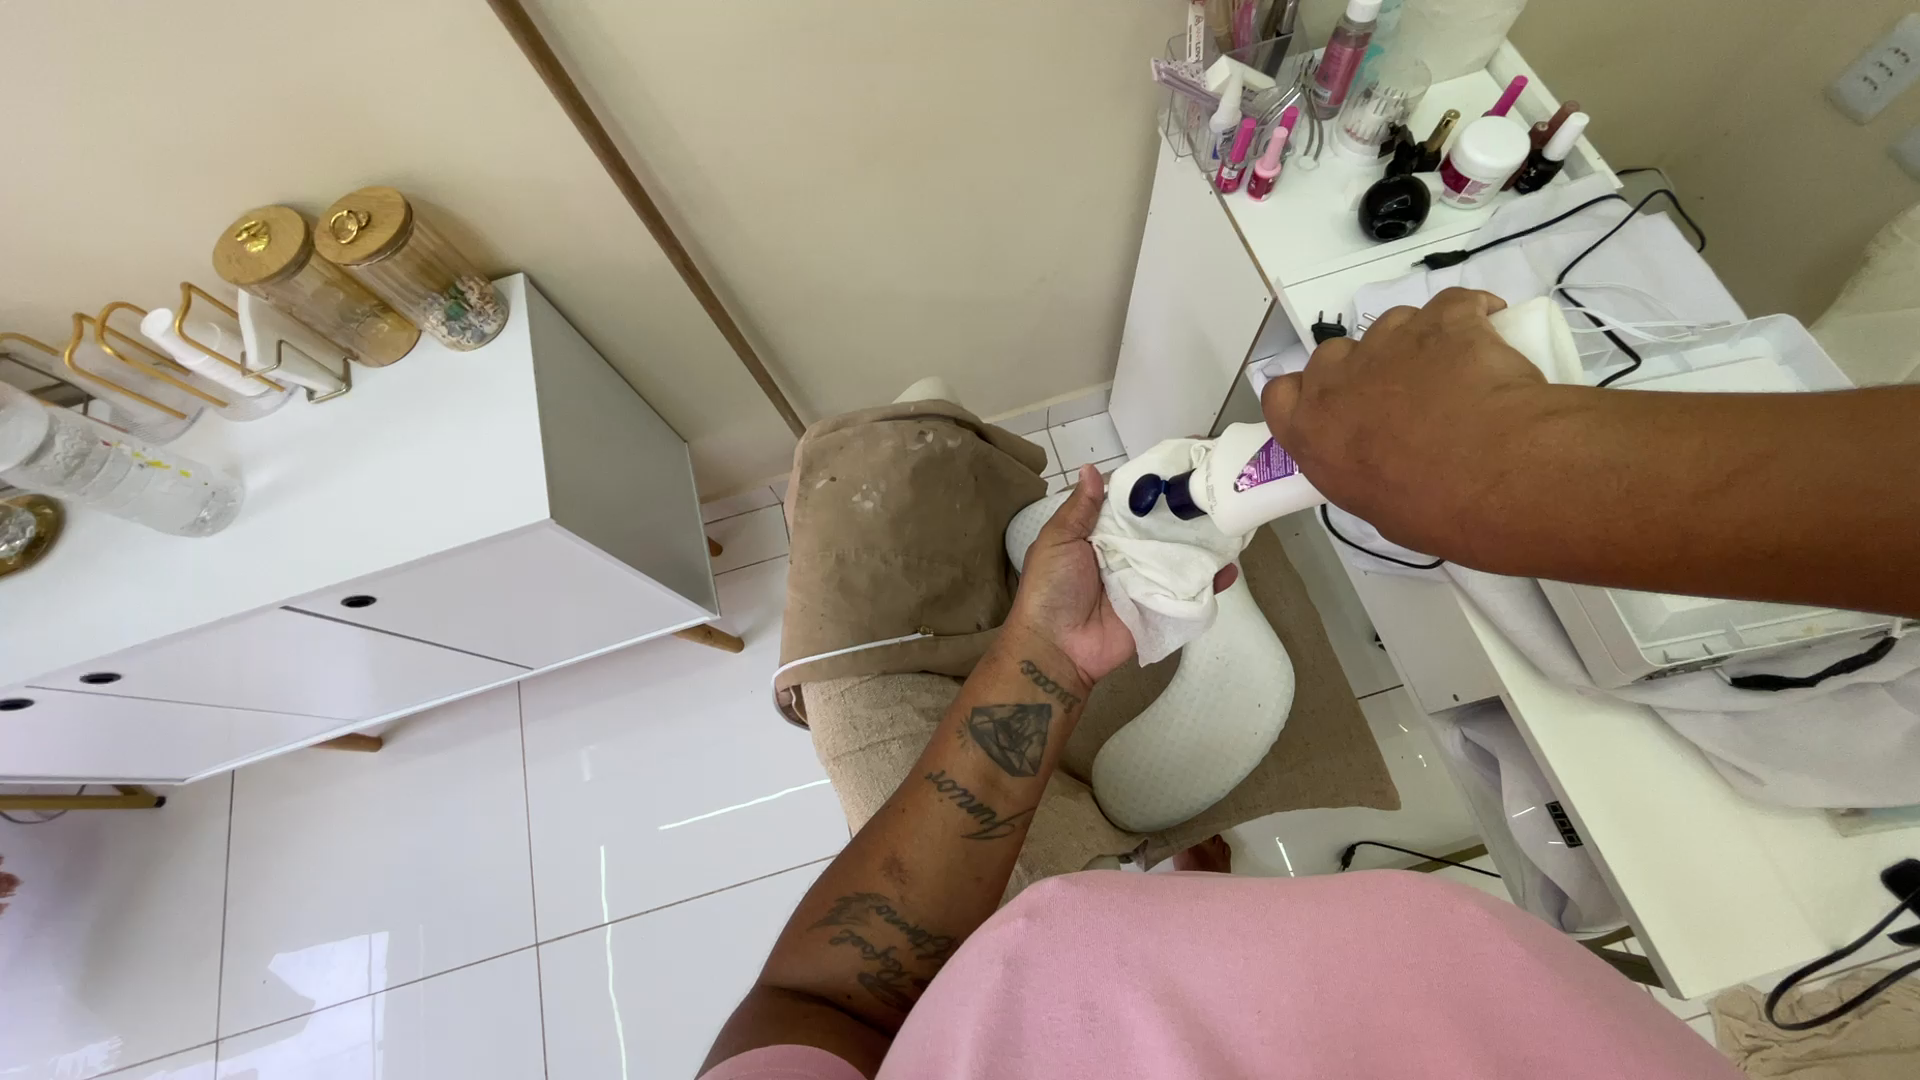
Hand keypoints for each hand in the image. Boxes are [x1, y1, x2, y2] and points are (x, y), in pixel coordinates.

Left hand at [1009, 465, 1237, 686]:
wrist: (1058, 647)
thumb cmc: (1051, 589)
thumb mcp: (1057, 541)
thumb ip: (1079, 508)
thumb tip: (1091, 469)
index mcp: (1098, 534)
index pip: (1130, 505)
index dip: (1151, 487)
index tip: (1180, 462)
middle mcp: (1125, 553)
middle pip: (1160, 528)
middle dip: (1185, 510)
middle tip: (1217, 486)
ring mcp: (1145, 579)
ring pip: (1178, 555)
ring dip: (1203, 540)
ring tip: (1232, 518)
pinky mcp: (1160, 605)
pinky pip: (1188, 591)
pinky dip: (1210, 580)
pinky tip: (1230, 565)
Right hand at [1260, 287, 1561, 557]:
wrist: (1493, 474)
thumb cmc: (1429, 509)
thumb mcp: (1371, 506)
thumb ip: (1358, 471)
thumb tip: (1382, 469)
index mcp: (1309, 431)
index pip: (1281, 394)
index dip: (1306, 392)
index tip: (1334, 402)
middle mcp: (1337, 383)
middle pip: (1332, 355)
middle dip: (1360, 367)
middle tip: (1399, 393)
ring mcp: (1387, 346)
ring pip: (1391, 325)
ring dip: (1413, 342)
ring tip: (1451, 370)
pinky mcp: (1442, 322)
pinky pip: (1453, 304)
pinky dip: (1471, 315)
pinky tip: (1491, 334)